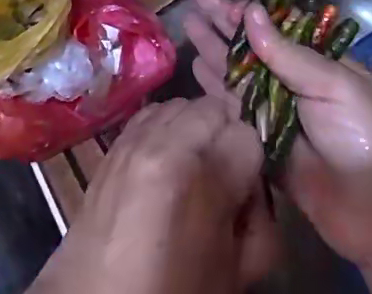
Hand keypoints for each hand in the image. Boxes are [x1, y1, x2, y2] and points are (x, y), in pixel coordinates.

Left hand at [27, 94, 276, 293]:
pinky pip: (150, 114)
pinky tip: (165, 161)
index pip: (248, 134)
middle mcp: (163, 143)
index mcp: (199, 176)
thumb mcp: (235, 268)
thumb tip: (252, 183)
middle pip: (214, 107)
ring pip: (182, 103)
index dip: (253, 164)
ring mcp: (133, 138)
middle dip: (225, 136)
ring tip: (191, 167)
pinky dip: (164, 128)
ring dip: (194, 127)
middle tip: (222, 175)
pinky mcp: (112, 144)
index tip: (245, 190)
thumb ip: (259, 217)